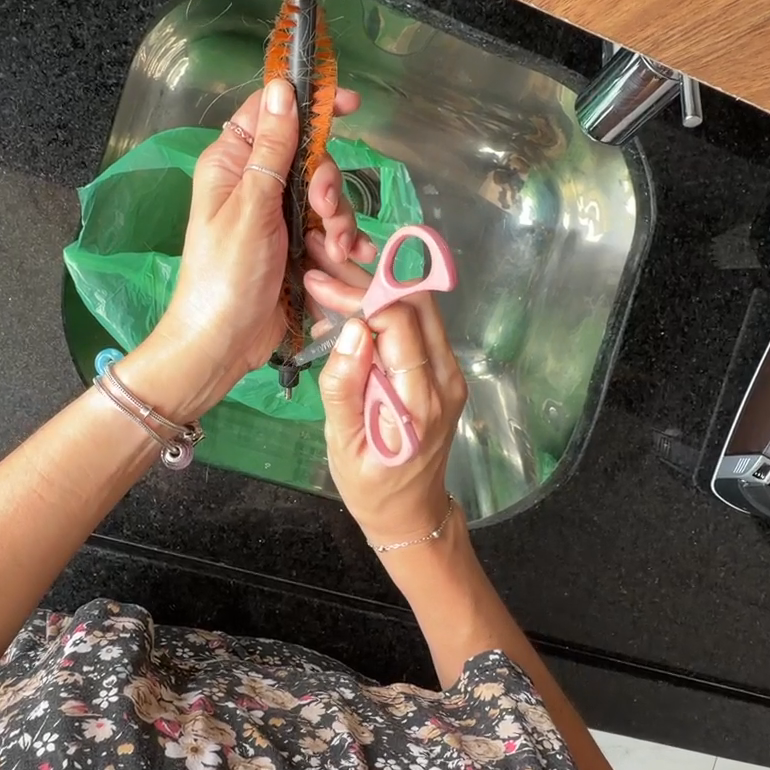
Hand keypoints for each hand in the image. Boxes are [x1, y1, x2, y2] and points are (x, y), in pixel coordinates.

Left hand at [121, 79, 360, 421]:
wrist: (224, 343)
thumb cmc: (227, 275)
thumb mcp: (250, 207)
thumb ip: (271, 149)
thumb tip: (282, 88)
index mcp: (233, 164)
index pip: (272, 113)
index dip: (310, 102)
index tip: (351, 105)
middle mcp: (256, 183)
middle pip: (310, 156)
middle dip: (328, 183)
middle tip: (324, 211)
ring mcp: (278, 216)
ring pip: (326, 195)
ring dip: (339, 219)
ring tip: (336, 250)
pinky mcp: (296, 246)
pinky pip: (329, 229)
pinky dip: (343, 241)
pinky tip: (353, 257)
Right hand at [307, 244, 467, 544]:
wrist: (411, 513)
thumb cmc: (370, 485)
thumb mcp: (343, 443)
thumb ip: (344, 386)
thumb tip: (350, 328)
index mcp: (421, 399)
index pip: (397, 322)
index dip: (358, 295)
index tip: (319, 283)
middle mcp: (446, 379)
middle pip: (415, 303)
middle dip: (366, 277)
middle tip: (323, 257)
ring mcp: (450, 374)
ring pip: (418, 309)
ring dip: (374, 287)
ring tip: (331, 269)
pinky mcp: (443, 373)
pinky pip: (417, 327)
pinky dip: (383, 308)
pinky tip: (348, 303)